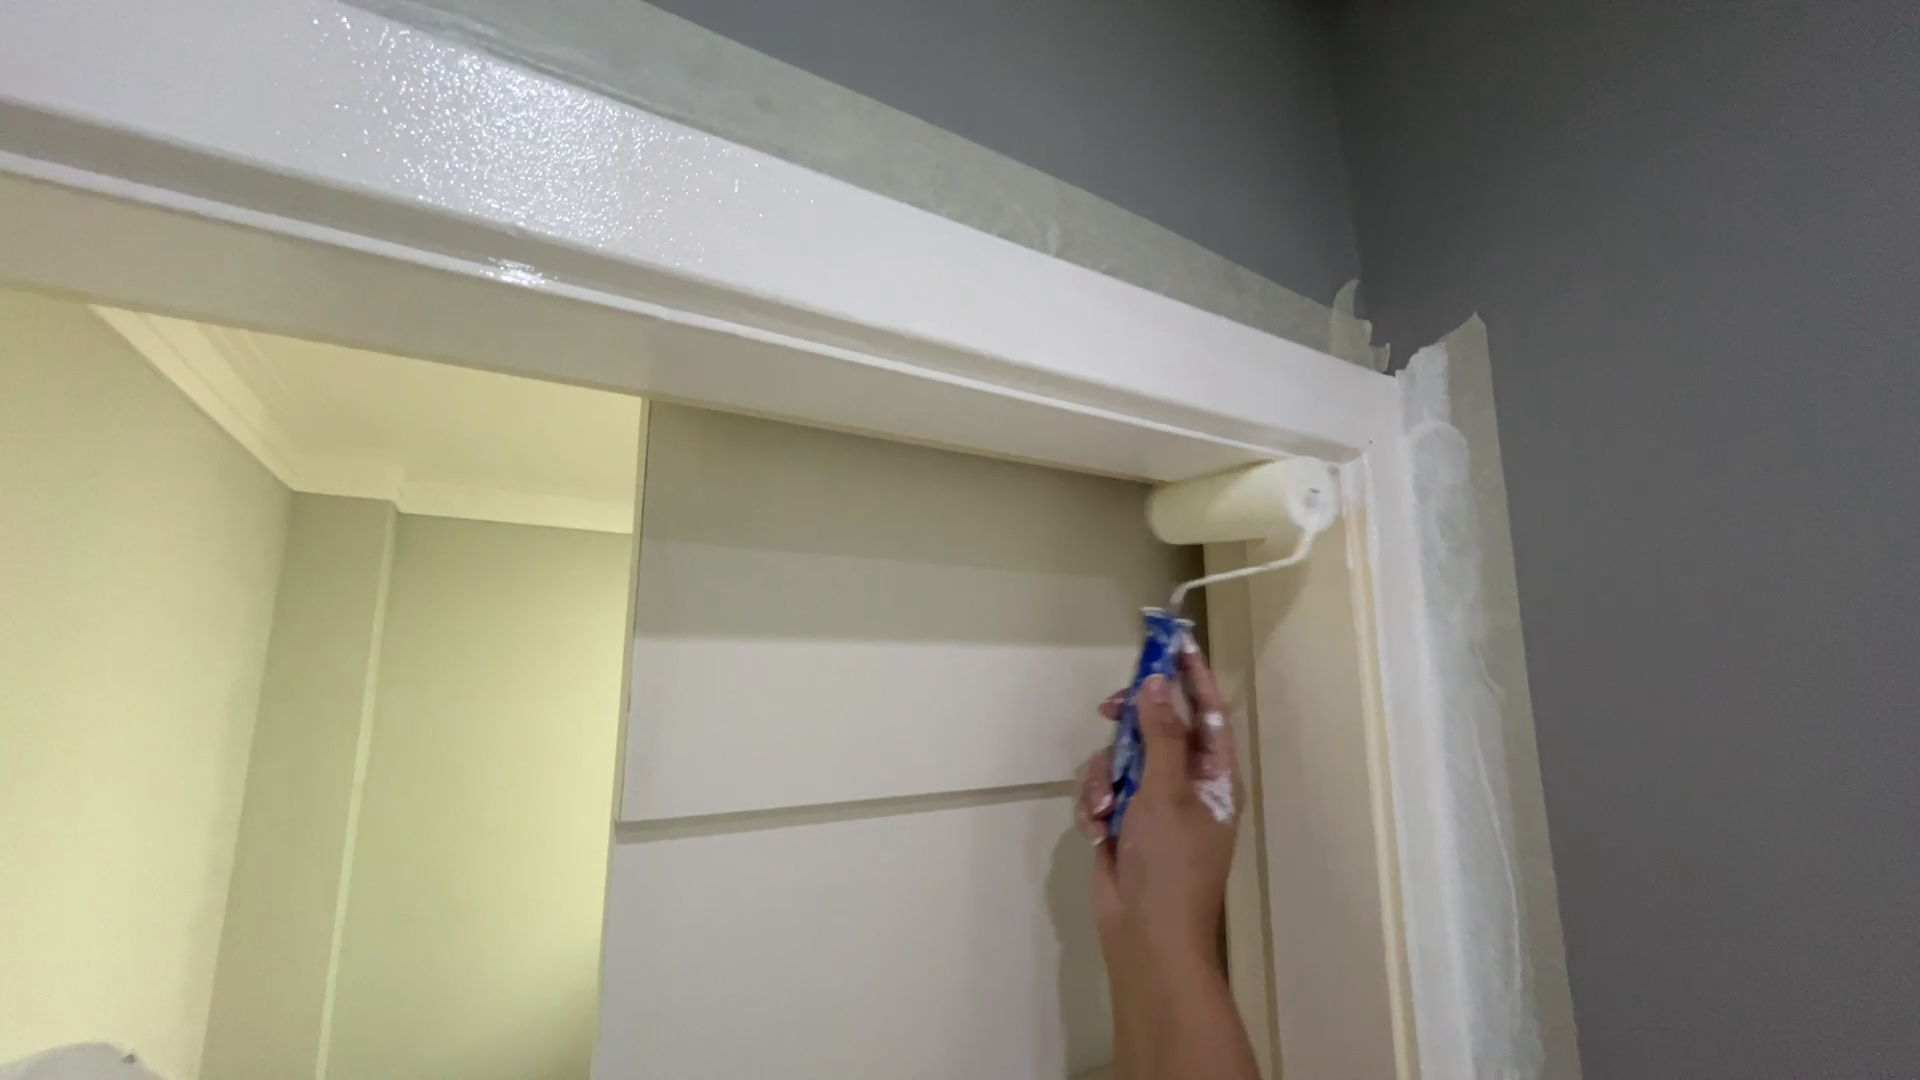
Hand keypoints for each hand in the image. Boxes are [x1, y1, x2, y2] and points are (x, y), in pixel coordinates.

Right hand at [1074, 638, 1240, 968]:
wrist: (1145, 936)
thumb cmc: (1170, 863)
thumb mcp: (1167, 793)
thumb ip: (1161, 734)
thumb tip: (1156, 681)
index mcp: (1214, 775)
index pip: (1208, 710)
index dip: (1192, 674)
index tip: (1172, 642)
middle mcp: (1185, 781)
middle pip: (1156, 726)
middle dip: (1129, 723)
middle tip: (1108, 710)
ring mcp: (1152, 800)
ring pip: (1121, 756)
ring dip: (1105, 777)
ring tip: (1105, 808)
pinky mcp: (1123, 818)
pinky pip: (1103, 786)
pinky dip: (1095, 803)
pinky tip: (1097, 828)